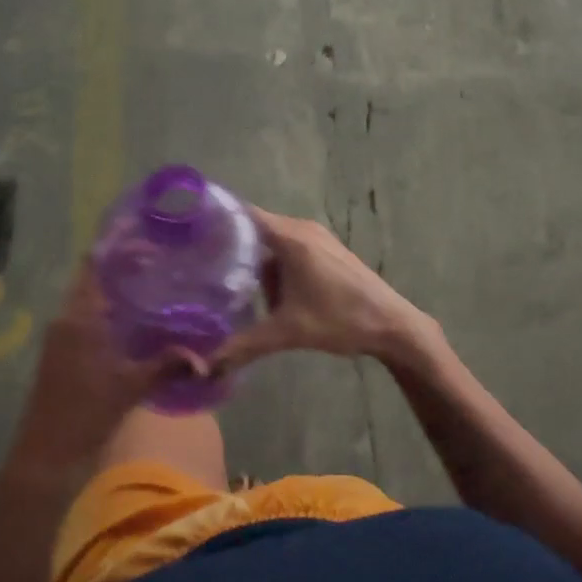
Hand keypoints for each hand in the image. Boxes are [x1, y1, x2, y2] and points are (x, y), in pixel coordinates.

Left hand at [8, 261, 202, 471]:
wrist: (45, 453)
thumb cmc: (86, 413)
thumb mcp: (130, 387)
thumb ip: (167, 367)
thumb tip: (206, 359)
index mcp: (80, 316)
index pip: (95, 263)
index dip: (118, 244)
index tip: (147, 234)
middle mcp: (67, 318)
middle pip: (94, 276)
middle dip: (123, 264)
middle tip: (161, 257)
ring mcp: (62, 336)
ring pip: (91, 297)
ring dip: (117, 288)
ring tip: (155, 282)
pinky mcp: (62, 352)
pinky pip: (87, 316)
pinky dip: (110, 310)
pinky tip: (137, 321)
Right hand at [214, 206, 434, 371]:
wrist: (392, 325)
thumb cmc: (340, 320)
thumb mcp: (287, 333)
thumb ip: (242, 346)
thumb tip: (203, 367)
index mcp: (291, 238)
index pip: (243, 214)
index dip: (216, 221)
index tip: (188, 234)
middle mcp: (302, 230)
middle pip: (255, 229)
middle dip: (231, 248)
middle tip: (200, 267)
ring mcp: (317, 239)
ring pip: (273, 244)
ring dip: (256, 264)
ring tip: (229, 287)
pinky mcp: (327, 252)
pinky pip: (290, 251)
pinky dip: (275, 268)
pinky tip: (266, 296)